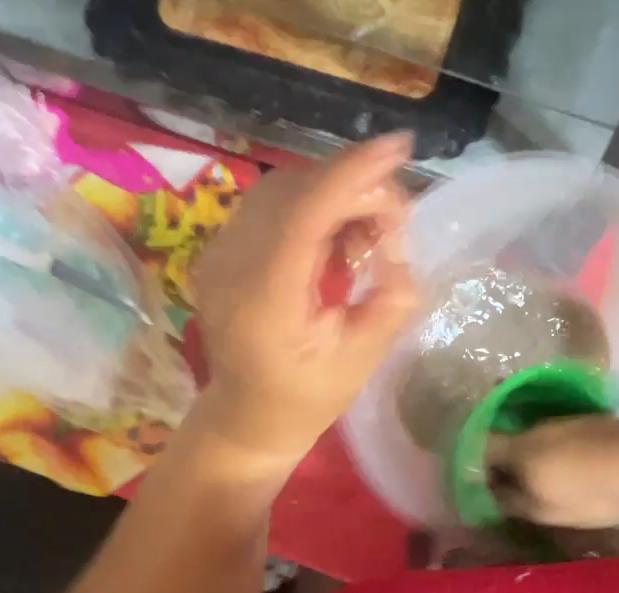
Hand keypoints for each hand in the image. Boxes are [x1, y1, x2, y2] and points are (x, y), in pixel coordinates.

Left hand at [190, 135, 420, 465]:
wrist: (247, 418)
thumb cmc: (307, 398)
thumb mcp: (361, 360)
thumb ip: (390, 301)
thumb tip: (399, 248)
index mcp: (266, 302)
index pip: (306, 214)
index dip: (353, 175)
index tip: (400, 148)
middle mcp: (232, 267)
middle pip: (296, 190)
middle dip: (354, 189)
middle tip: (393, 225)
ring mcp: (219, 255)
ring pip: (283, 189)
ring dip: (334, 196)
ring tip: (365, 241)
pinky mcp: (221, 250)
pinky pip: (270, 204)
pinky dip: (312, 207)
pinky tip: (334, 242)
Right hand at [486, 416, 618, 527]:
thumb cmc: (593, 493)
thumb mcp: (545, 510)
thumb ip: (512, 500)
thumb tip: (493, 494)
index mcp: (520, 446)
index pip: (481, 446)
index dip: (476, 465)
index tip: (482, 485)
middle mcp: (540, 426)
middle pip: (512, 440)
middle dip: (508, 461)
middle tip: (514, 488)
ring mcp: (572, 420)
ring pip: (542, 437)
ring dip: (539, 457)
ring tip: (549, 482)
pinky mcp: (599, 423)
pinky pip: (568, 437)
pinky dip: (564, 453)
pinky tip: (577, 471)